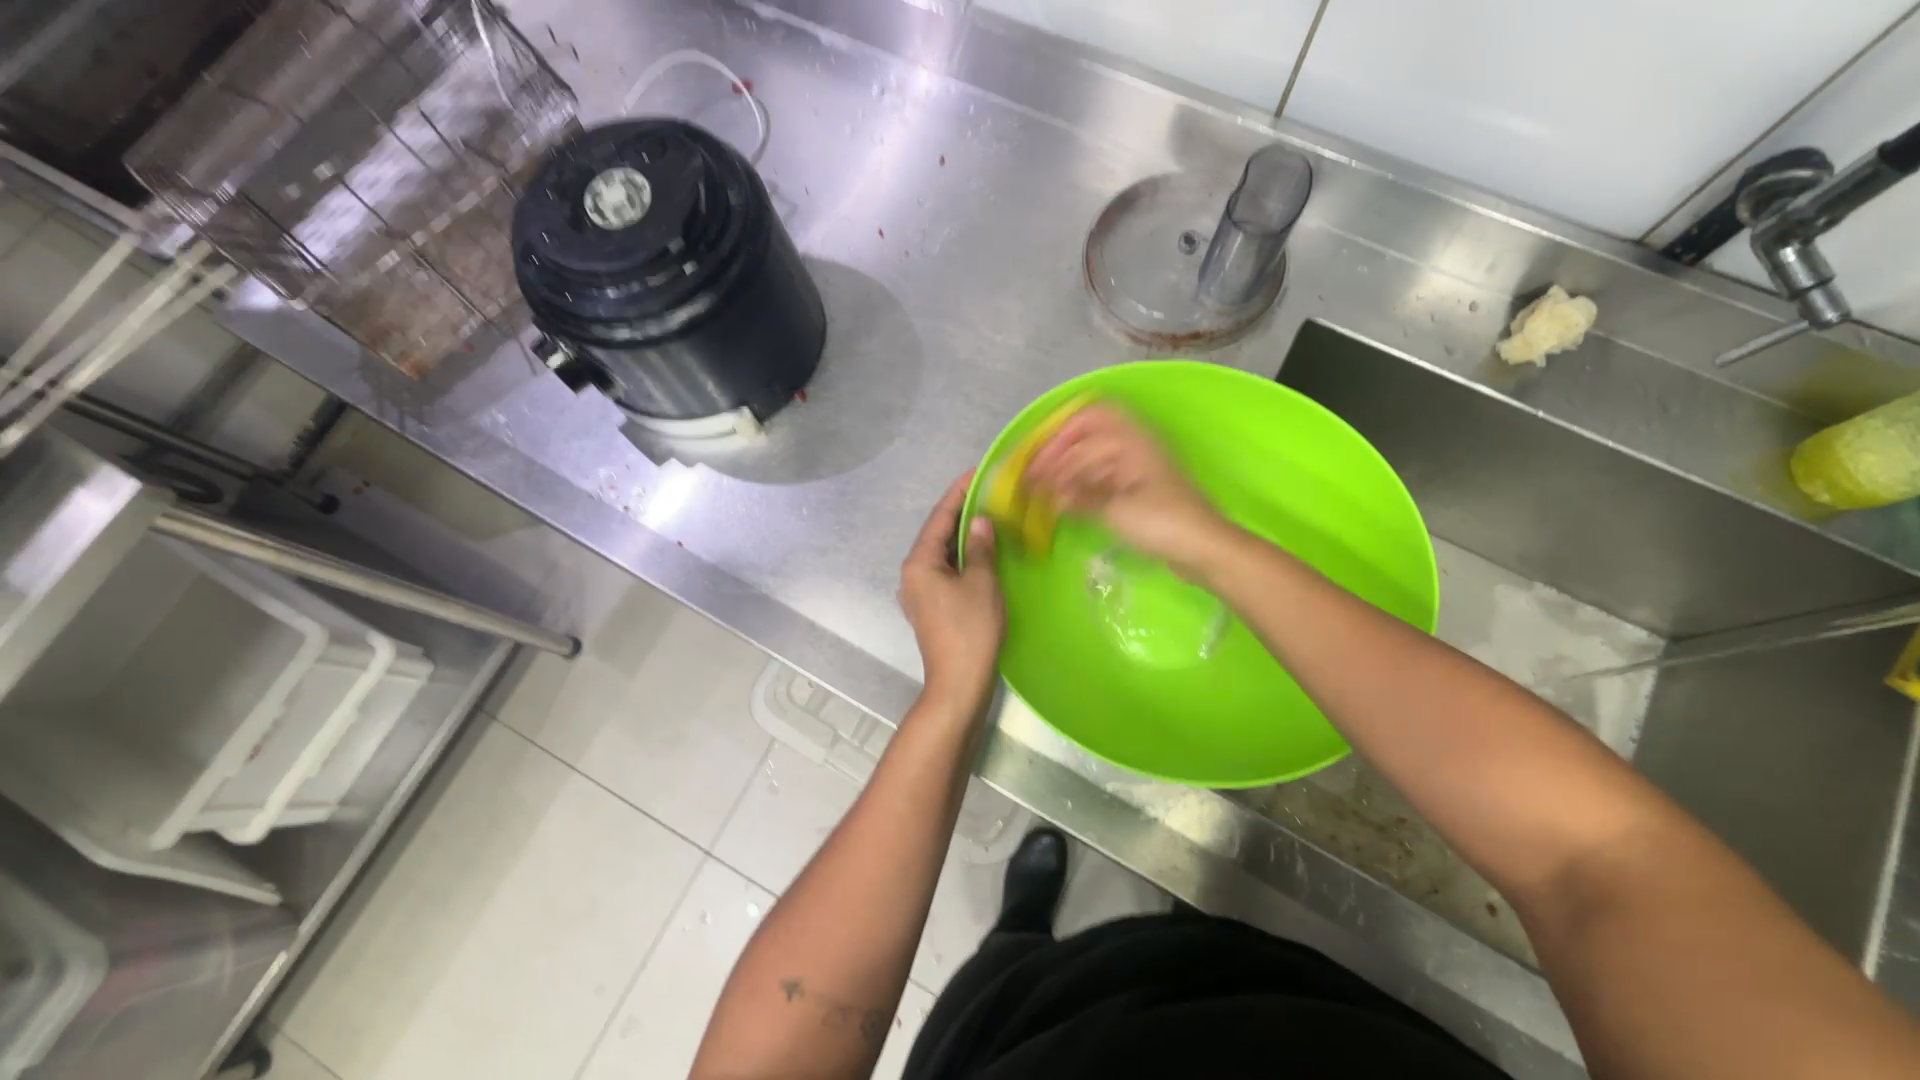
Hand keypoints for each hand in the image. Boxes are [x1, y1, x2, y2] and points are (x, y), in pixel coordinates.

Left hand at [899, 473, 1005, 706]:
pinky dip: (963, 559)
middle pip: (938, 534)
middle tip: (990, 493)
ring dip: (964, 537)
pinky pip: (946, 572)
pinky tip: (983, 554)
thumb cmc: (970, 630)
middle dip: (962, 513)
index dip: (959, 492)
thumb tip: (980, 521)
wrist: (958, 683)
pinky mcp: (930, 609)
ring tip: (991, 518)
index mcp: (918, 563)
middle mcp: (912, 574)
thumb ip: (981, 548)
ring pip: (942, 554)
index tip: (978, 472)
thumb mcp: (982, 584)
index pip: (939, 517)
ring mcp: (919, 593)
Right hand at [1024, 403, 1234, 577]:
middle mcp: (1134, 448)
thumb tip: (1049, 495)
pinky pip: (1102, 480)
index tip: (1034, 458)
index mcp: (1132, 441)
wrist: (1206, 550)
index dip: (1057, 434)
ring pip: (1093, 460)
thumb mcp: (1116, 510)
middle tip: (1030, 477)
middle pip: (1087, 438)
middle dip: (1056, 455)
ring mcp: (1138, 470)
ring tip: (1040, 493)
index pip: (1087, 419)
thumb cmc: (1164, 523)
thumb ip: (1079, 498)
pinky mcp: (1139, 492)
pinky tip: (1064, 504)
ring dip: (1066, 472)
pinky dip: (1081, 488)